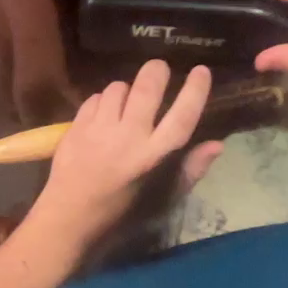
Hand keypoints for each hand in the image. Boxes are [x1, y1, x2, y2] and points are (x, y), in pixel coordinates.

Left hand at [26, 61, 221, 247]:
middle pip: (146, 88)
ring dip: (126, 90)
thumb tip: (217, 144)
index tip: (201, 71)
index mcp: (152, 157)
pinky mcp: (76, 127)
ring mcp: (98, 130)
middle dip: (156, 71)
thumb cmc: (121, 211)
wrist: (69, 217)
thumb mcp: (161, 196)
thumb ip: (190, 170)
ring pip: (118, 88)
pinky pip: (95, 97)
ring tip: (128, 103)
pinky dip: (103, 101)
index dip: (195, 91)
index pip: (181, 118)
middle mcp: (127, 138)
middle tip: (159, 70)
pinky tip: (105, 116)